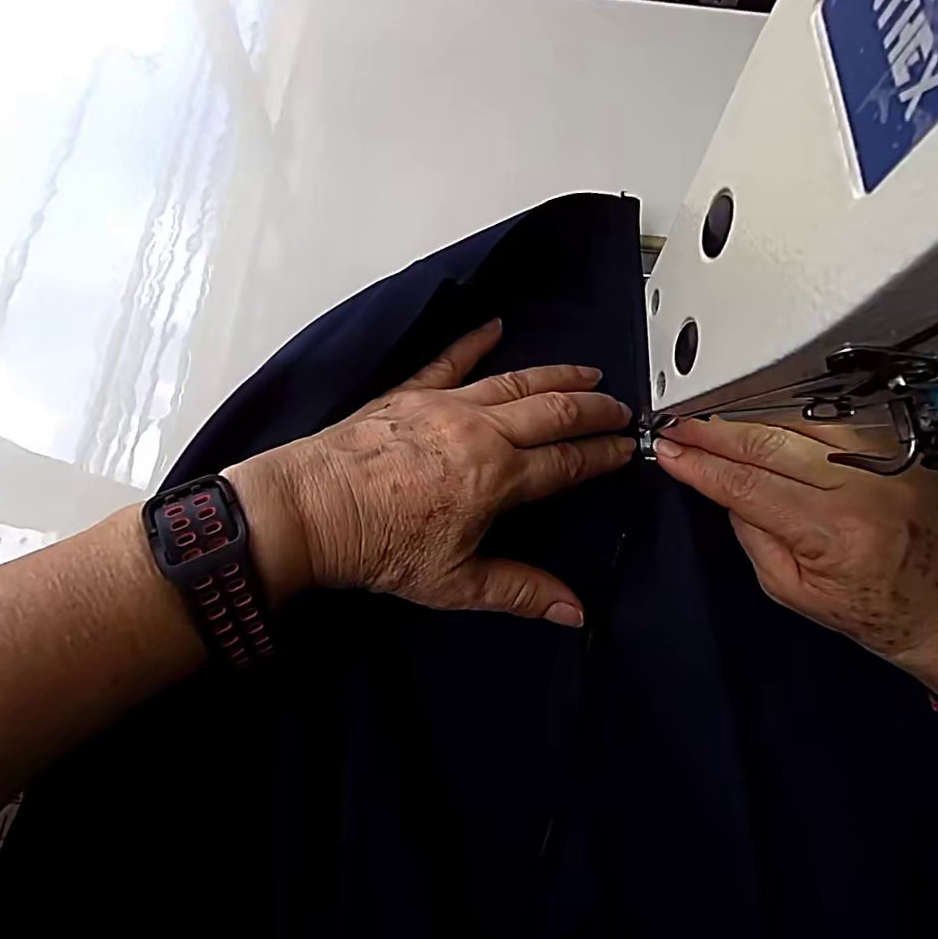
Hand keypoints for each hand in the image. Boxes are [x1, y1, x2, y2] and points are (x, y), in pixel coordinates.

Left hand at [227, 318, 635, 627]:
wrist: (310, 510)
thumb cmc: (376, 546)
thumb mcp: (453, 582)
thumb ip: (519, 591)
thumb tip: (573, 611)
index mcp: (496, 477)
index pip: (568, 461)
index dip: (603, 454)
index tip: (627, 448)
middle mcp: (478, 431)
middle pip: (553, 411)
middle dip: (593, 408)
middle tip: (618, 407)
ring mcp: (442, 405)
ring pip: (515, 381)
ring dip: (556, 375)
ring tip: (585, 373)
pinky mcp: (408, 393)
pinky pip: (450, 359)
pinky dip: (475, 341)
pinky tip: (494, 327)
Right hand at [652, 416, 937, 701]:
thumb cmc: (879, 610)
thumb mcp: (789, 588)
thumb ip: (753, 534)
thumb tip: (725, 489)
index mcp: (836, 532)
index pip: (745, 484)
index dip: (699, 465)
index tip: (670, 453)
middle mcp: (867, 490)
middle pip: (766, 444)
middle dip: (711, 433)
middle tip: (677, 426)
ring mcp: (891, 465)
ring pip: (798, 422)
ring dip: (744, 418)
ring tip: (706, 419)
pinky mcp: (902, 453)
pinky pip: (832, 421)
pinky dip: (786, 415)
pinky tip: (757, 415)